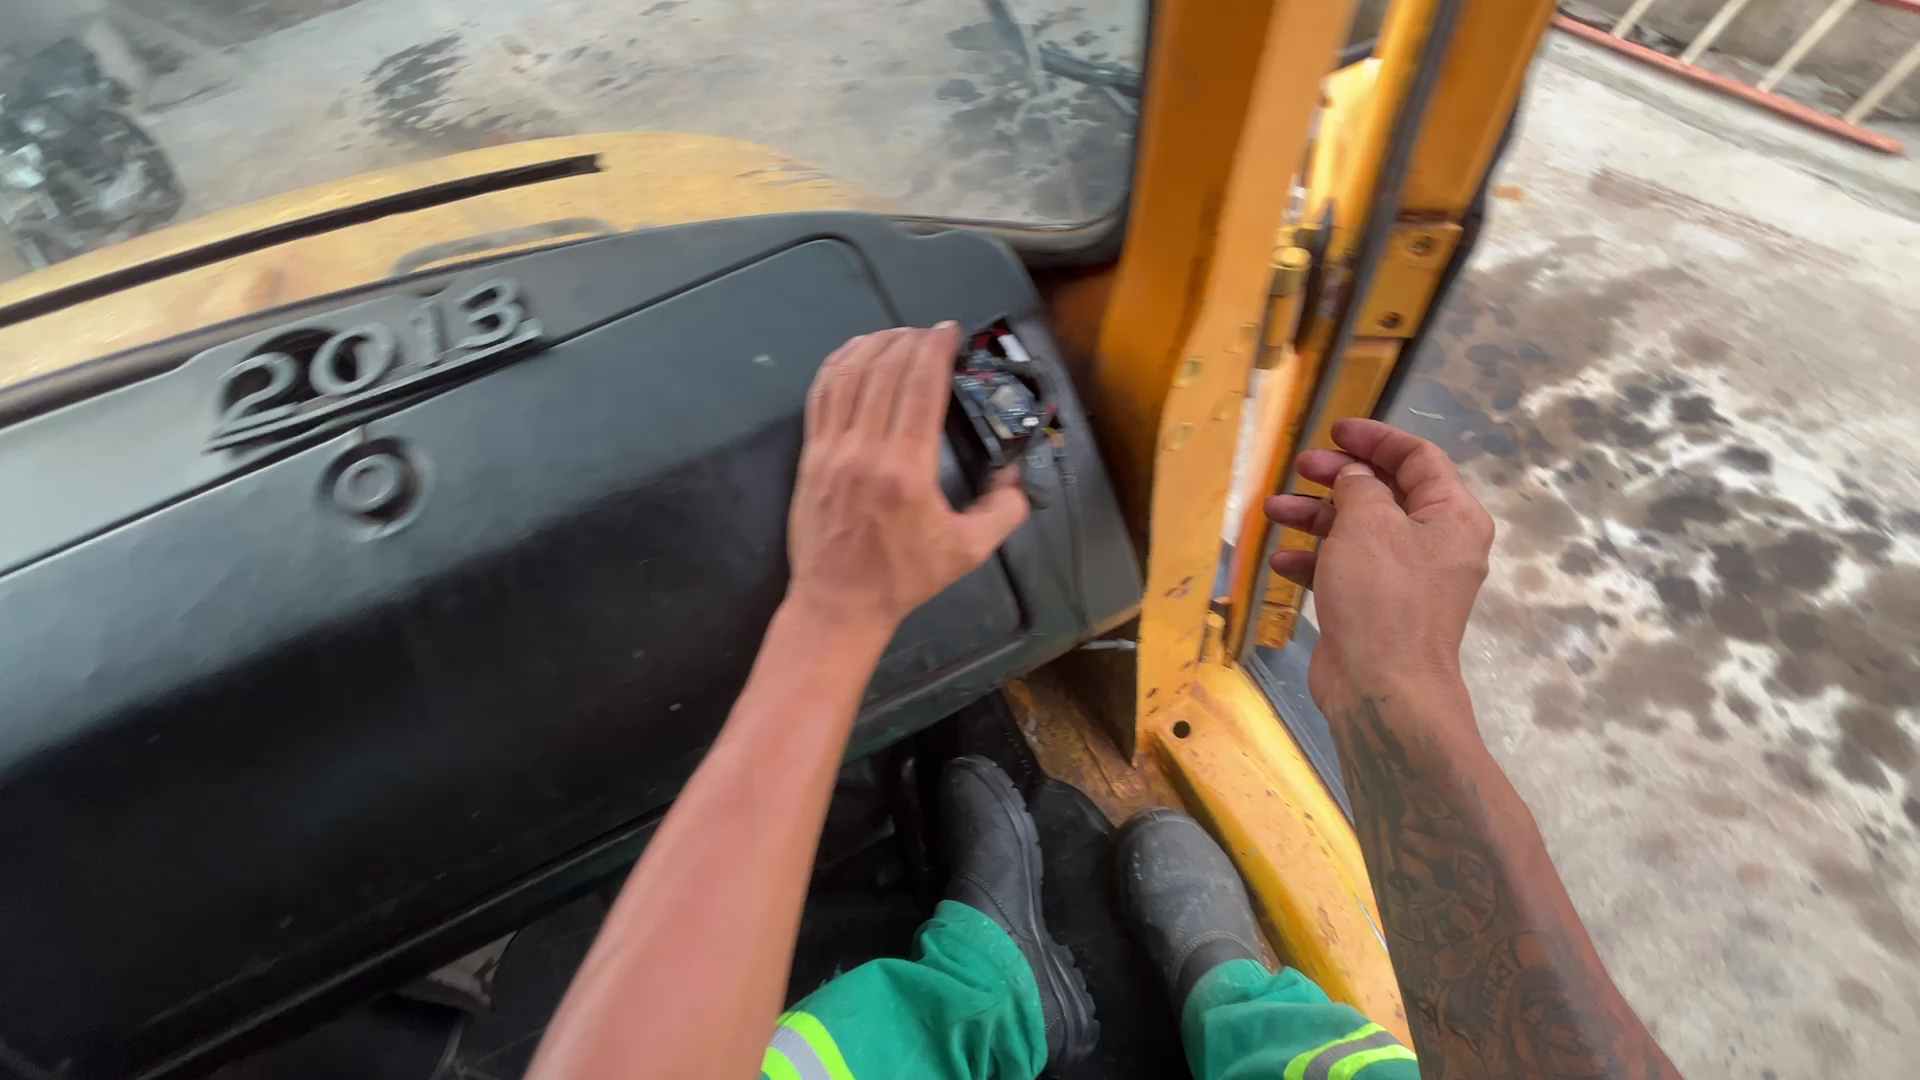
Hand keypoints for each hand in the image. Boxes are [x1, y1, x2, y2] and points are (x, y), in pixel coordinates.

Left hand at [786, 324, 1029, 629]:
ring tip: (897, 334)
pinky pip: (821, 394)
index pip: (920, 386)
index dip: (937, 348)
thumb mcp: (968, 552)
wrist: (839, 602)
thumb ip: (1003, 511)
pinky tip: (855, 354)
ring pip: (848, 374)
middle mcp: (865, 451)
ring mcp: (831, 451)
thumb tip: (1013, 478)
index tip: (950, 332)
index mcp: (907, 471)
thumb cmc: (904, 578)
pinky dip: (839, 364)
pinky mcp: (810, 456)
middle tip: (931, 334)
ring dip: (875, 344)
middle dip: (911, 339)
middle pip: (885, 369)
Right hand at [1263, 418, 1493, 709]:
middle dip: (1337, 477)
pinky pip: (1343, 568)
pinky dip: (1314, 559)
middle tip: (1299, 468)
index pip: (1418, 459)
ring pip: (1356, 530)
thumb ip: (1359, 488)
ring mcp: (1402, 577)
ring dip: (1314, 517)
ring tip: (1272, 511)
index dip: (1376, 438)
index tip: (1335, 430)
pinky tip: (1283, 563)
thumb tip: (1354, 476)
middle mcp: (1432, 543)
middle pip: (1383, 493)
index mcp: (1450, 516)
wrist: (1383, 685)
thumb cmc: (1382, 595)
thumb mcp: (1368, 525)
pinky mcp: (1374, 606)